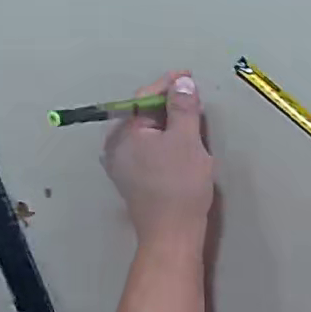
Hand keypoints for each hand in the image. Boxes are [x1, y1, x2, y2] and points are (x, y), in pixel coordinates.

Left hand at [103, 72, 214, 245]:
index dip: (168, 85)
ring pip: (149, 135)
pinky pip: (150, 151)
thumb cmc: (179, 186)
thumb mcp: (186, 140)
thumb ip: (183, 107)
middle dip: (170, 106)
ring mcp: (123, 167)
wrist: (173, 234)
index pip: (144, 98)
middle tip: (195, 100)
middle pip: (144, 115)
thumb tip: (181, 82)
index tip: (188, 77)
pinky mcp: (135, 182)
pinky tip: (184, 147)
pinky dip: (167, 143)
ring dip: (170, 125)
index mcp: (123, 134)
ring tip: (193, 122)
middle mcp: (116, 148)